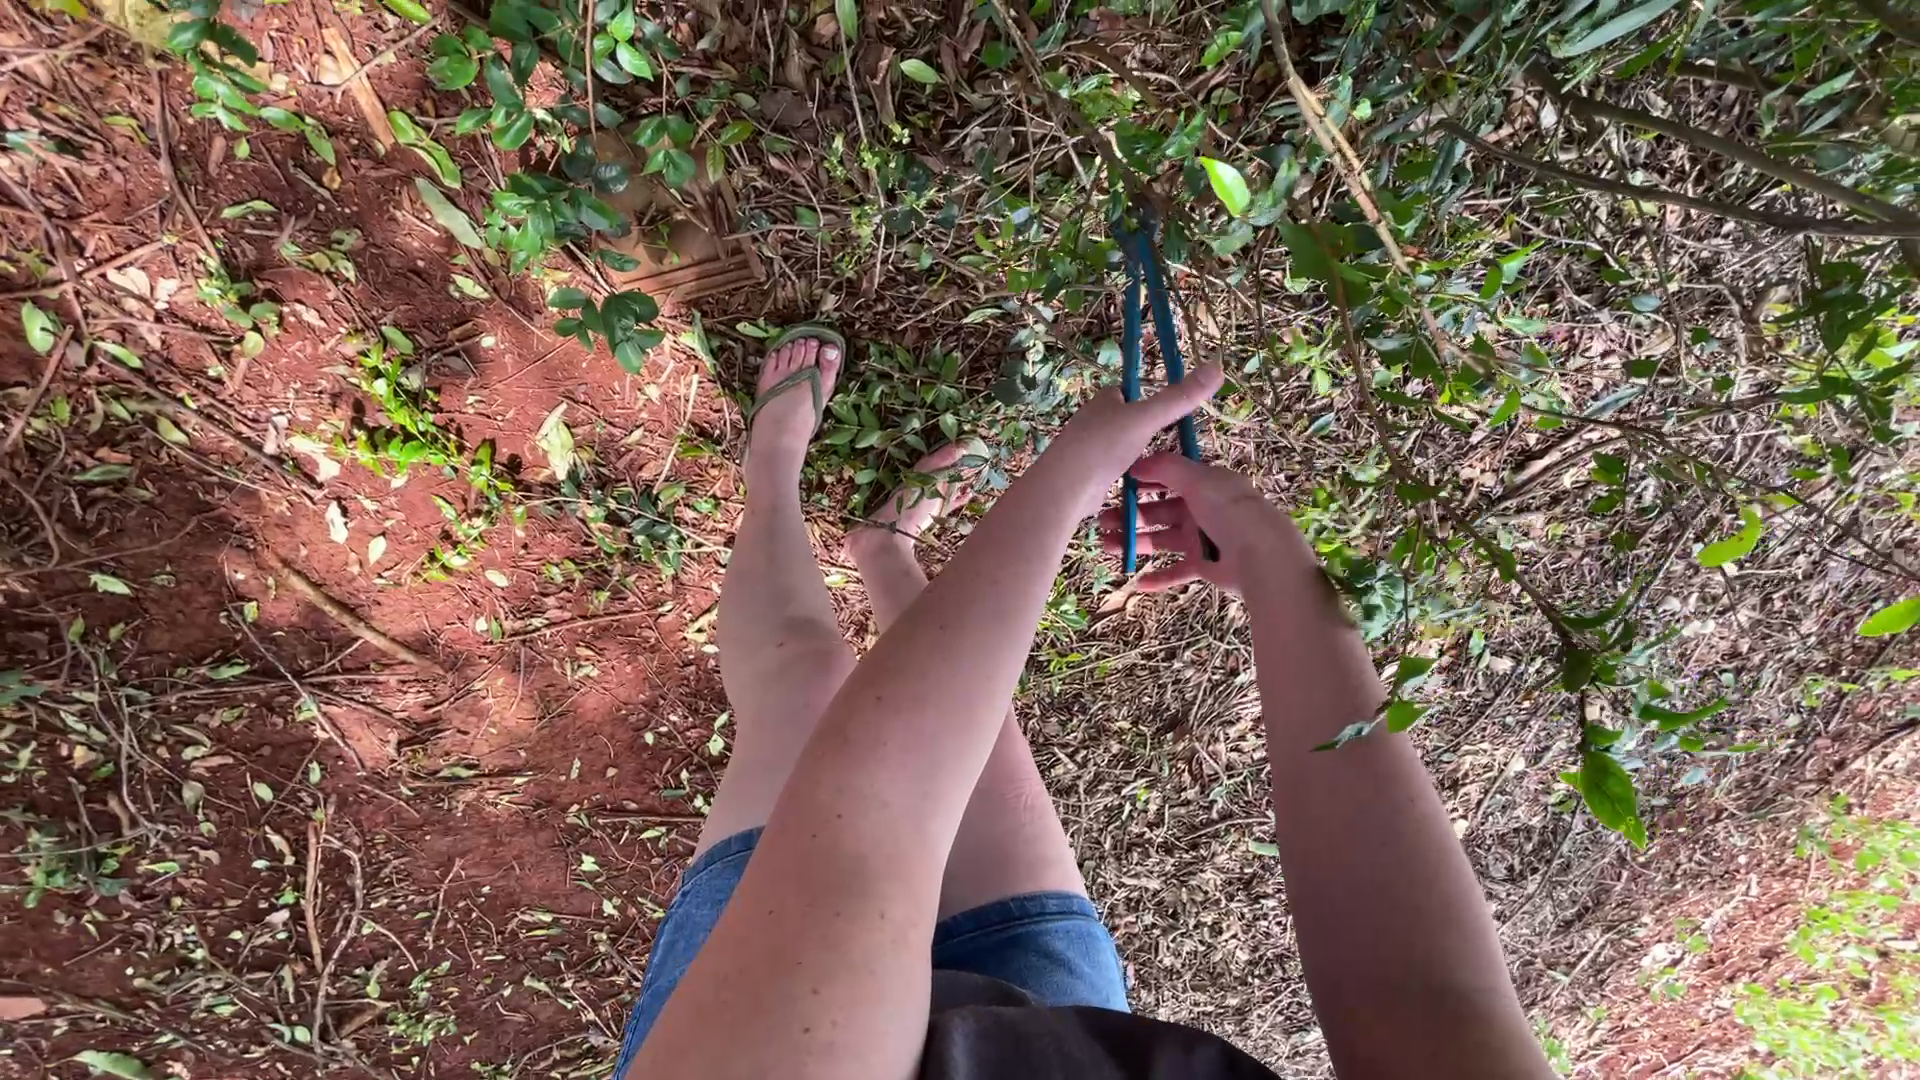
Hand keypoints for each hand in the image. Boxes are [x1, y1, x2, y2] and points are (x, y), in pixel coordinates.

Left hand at [1038, 364, 1224, 516]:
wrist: (1065, 488)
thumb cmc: (1104, 446)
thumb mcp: (1147, 418)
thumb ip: (1179, 397)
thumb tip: (1218, 367)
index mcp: (1104, 399)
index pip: (1131, 391)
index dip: (1150, 400)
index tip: (1171, 413)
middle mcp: (1093, 420)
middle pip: (1129, 421)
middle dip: (1146, 432)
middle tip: (1171, 445)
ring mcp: (1088, 448)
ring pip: (1123, 448)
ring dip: (1138, 456)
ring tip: (1161, 468)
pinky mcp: (1087, 473)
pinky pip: (1115, 470)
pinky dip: (1128, 475)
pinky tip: (1142, 485)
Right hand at [1097, 452, 1308, 592]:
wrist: (1261, 555)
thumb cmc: (1230, 510)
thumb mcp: (1199, 480)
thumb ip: (1166, 468)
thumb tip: (1137, 462)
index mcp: (1204, 485)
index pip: (1168, 479)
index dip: (1142, 481)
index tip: (1116, 485)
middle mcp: (1201, 510)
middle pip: (1158, 511)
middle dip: (1129, 515)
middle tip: (1102, 521)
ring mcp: (1201, 539)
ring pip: (1160, 539)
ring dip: (1134, 542)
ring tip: (1107, 546)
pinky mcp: (1203, 565)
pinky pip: (1176, 571)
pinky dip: (1158, 577)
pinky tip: (1137, 581)